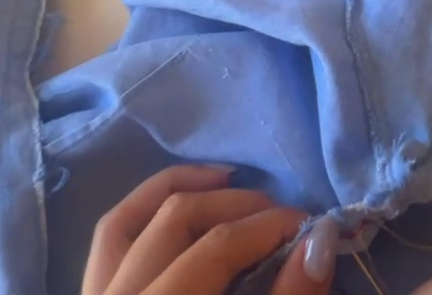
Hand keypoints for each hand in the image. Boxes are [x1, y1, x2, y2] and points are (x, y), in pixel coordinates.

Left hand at [84, 165, 337, 294]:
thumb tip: (321, 240)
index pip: (213, 250)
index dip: (266, 230)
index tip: (308, 227)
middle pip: (176, 221)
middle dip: (237, 208)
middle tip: (281, 215)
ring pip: (129, 218)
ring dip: (185, 190)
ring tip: (231, 181)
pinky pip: (110, 237)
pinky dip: (146, 208)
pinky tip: (183, 199)